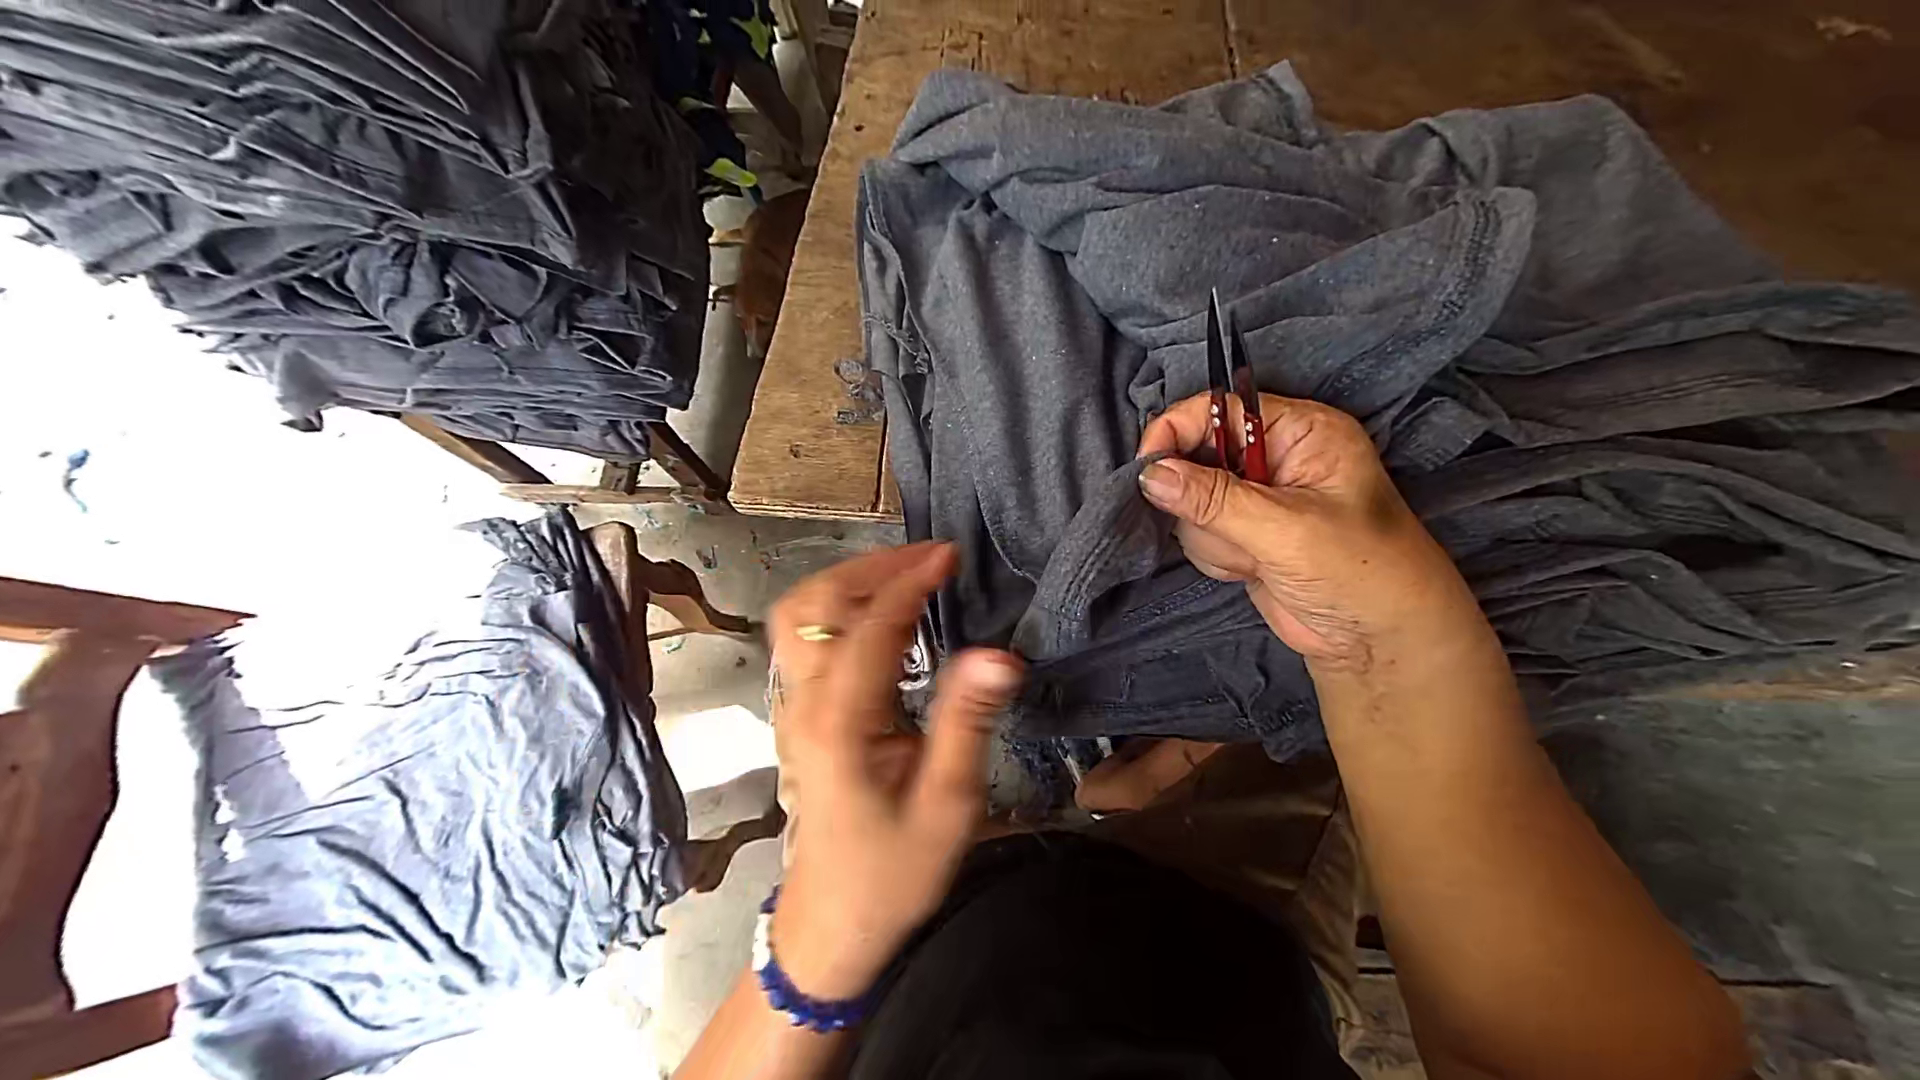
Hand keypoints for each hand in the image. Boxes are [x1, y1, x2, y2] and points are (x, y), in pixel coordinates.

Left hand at [764, 543, 1023, 998]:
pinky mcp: (796, 715)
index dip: (910, 582)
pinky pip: (804, 638)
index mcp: (839, 723)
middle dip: (869, 568)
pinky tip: (878, 613)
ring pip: (800, 616)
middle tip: (926, 557)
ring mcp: (791, 707)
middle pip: (814, 605)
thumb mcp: (945, 804)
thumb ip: (967, 722)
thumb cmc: (892, 871)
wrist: (829, 925)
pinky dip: (838, 607)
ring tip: (905, 573)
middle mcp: (803, 703)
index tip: (950, 555)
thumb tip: (998, 654)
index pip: (871, 628)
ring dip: (848, 583)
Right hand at [1136, 392, 1477, 672]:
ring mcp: (1254, 497)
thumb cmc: (1361, 571)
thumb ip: (1213, 498)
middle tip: (1235, 530)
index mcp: (1299, 431)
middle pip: (1194, 455)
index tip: (1149, 469)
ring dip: (1212, 536)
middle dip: (1202, 501)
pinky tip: (1250, 569)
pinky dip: (1215, 555)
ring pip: (1188, 500)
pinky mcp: (1240, 532)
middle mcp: (1273, 456)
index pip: (1219, 409)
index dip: (1176, 431)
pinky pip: (1197, 531)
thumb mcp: (1285, 529)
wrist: (1378, 641)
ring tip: (1256, 557)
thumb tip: (1150, 474)